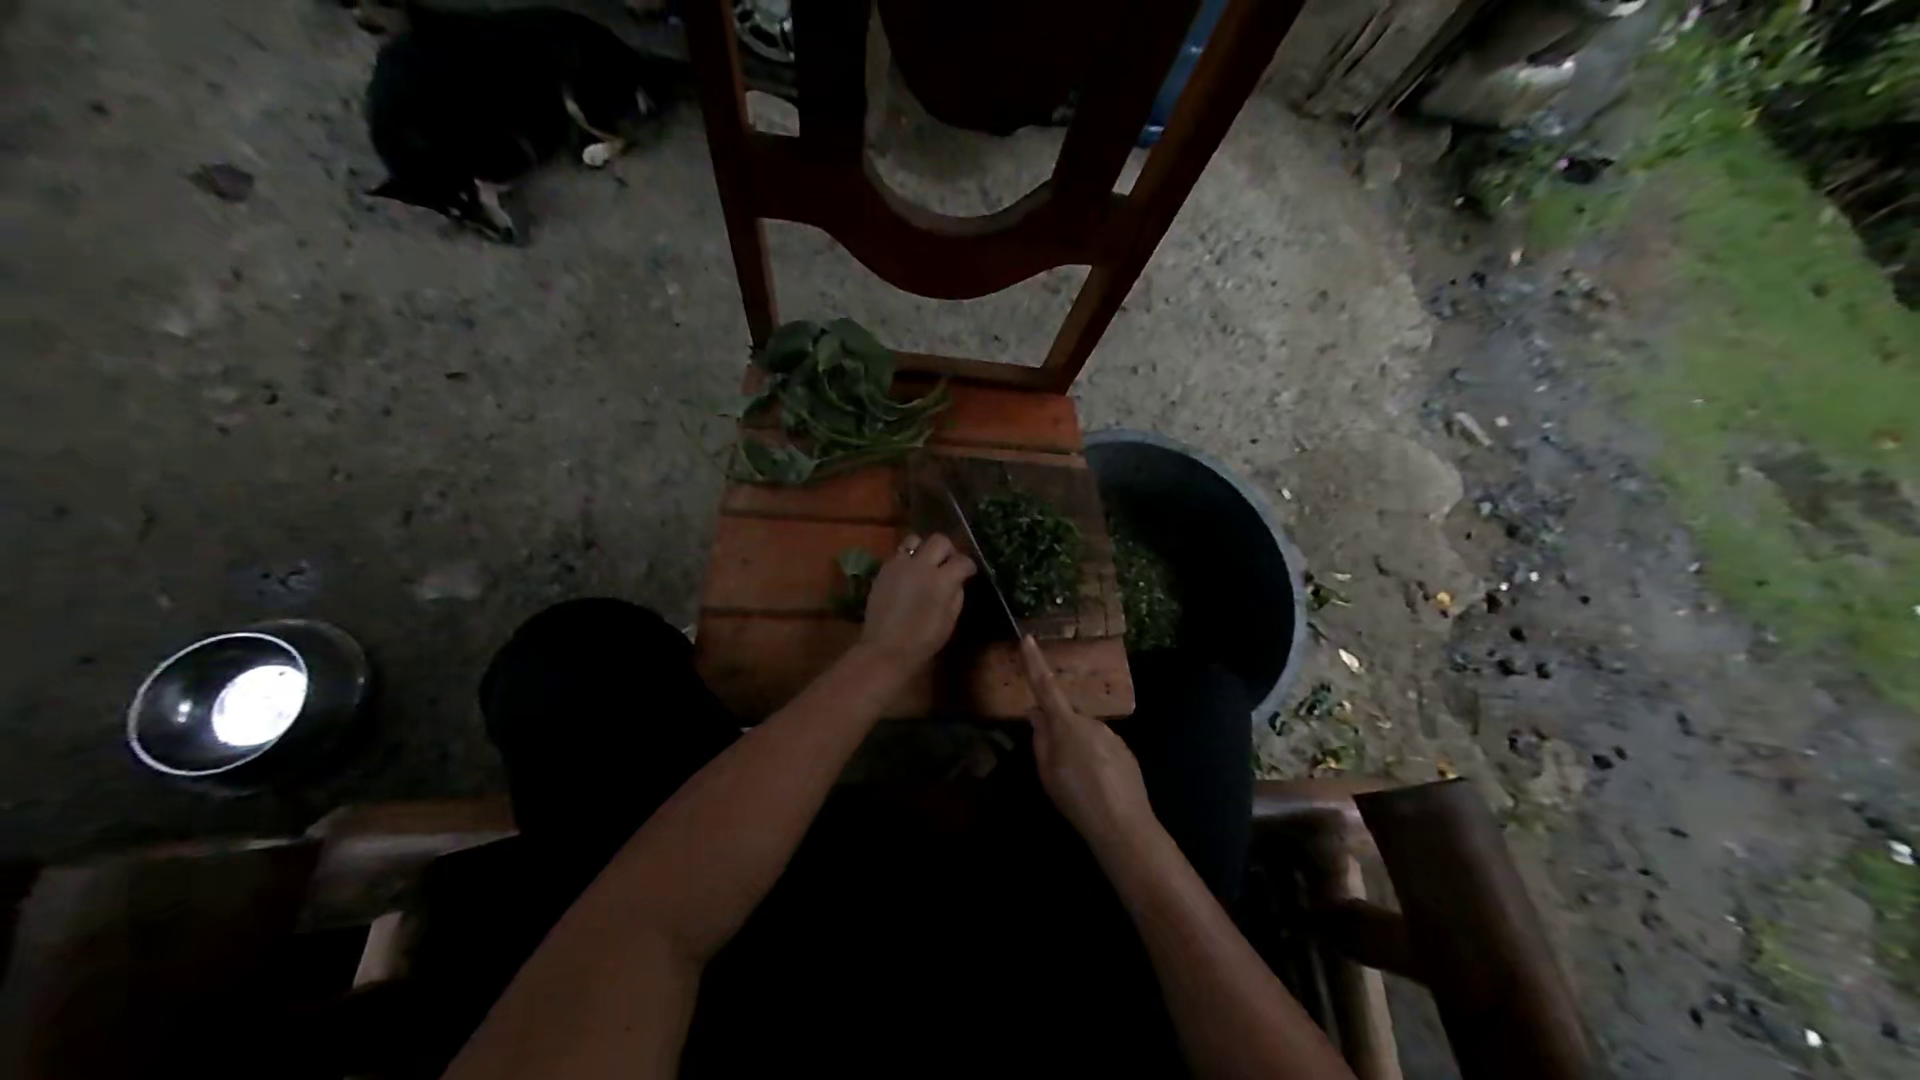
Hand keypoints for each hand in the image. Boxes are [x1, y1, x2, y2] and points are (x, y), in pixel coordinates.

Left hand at [858, 533, 975, 672]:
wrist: (885, 648)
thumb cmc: (923, 640)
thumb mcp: (950, 620)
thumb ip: (956, 594)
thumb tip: (957, 580)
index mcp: (942, 580)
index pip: (962, 561)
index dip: (969, 566)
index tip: (969, 573)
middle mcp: (921, 565)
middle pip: (940, 540)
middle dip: (948, 550)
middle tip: (948, 564)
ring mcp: (899, 565)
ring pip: (915, 539)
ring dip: (924, 549)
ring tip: (925, 564)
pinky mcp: (883, 570)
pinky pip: (899, 553)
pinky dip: (907, 559)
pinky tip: (908, 575)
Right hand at [1019, 635, 1154, 847]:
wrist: (1124, 825)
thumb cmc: (1076, 798)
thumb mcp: (1047, 772)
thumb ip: (1040, 739)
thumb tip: (1037, 713)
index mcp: (1066, 725)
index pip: (1046, 687)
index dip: (1034, 663)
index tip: (1028, 639)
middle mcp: (1091, 722)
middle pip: (1067, 720)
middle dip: (1059, 735)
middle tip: (1056, 769)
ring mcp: (1111, 736)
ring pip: (1085, 736)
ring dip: (1078, 751)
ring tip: (1079, 785)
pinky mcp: (1126, 752)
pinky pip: (1102, 749)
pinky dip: (1095, 762)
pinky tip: (1098, 787)